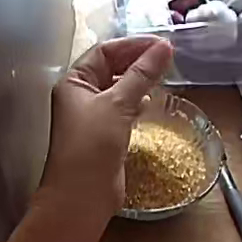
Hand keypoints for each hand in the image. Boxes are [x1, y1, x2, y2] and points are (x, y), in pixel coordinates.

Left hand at [39, 36, 173, 221]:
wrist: (81, 197)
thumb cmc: (92, 145)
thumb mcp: (117, 103)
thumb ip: (142, 74)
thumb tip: (164, 47)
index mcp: (74, 82)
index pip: (104, 51)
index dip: (132, 45)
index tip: (162, 44)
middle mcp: (80, 95)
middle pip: (111, 67)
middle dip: (137, 61)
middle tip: (168, 58)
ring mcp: (92, 116)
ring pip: (118, 88)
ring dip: (139, 80)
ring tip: (164, 76)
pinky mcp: (105, 134)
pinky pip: (123, 108)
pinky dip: (137, 101)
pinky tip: (150, 102)